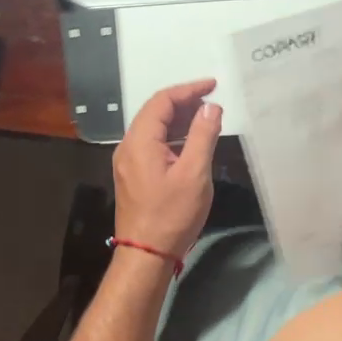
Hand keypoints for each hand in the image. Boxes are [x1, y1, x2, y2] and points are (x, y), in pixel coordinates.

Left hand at [114, 79, 223, 261]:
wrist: (146, 254)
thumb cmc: (172, 214)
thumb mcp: (194, 173)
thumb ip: (203, 136)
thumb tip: (211, 108)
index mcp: (140, 141)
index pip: (161, 101)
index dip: (188, 90)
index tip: (213, 86)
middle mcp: (128, 146)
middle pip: (155, 112)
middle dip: (184, 102)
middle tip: (213, 100)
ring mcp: (129, 162)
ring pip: (154, 129)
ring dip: (179, 120)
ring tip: (207, 118)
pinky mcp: (134, 175)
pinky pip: (153, 145)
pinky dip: (173, 137)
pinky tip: (192, 142)